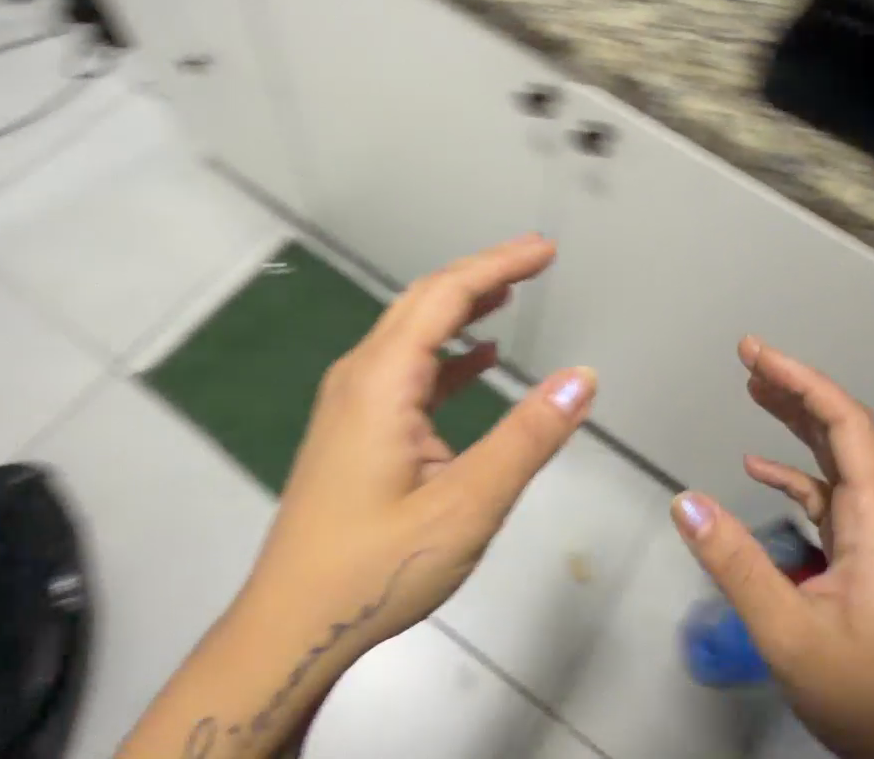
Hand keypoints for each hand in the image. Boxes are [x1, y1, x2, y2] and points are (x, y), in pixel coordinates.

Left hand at [246, 233, 596, 641]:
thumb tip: (581, 378)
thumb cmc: (376, 567)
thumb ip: (527, 439)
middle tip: (536, 258)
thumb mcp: (466, 506)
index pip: (445, 296)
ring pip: (413, 332)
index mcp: (382, 380)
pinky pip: (407, 369)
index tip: (545, 249)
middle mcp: (360, 375)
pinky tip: (481, 359)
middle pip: (424, 301)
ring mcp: (352, 401)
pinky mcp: (355, 427)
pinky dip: (448, 354)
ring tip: (513, 293)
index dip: (498, 265)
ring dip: (463, 308)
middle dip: (482, 274)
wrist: (291, 623)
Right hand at [671, 337, 873, 758]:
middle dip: (796, 389)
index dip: (803, 382)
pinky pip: (824, 500)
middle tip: (747, 356)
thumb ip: (737, 566)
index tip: (755, 354)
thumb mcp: (791, 635)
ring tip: (751, 389)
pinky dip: (791, 475)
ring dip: (795, 422)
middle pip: (842, 432)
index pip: (847, 426)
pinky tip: (755, 469)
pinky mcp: (859, 560)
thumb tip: (684, 500)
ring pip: (833, 462)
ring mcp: (872, 539)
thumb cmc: (866, 694)